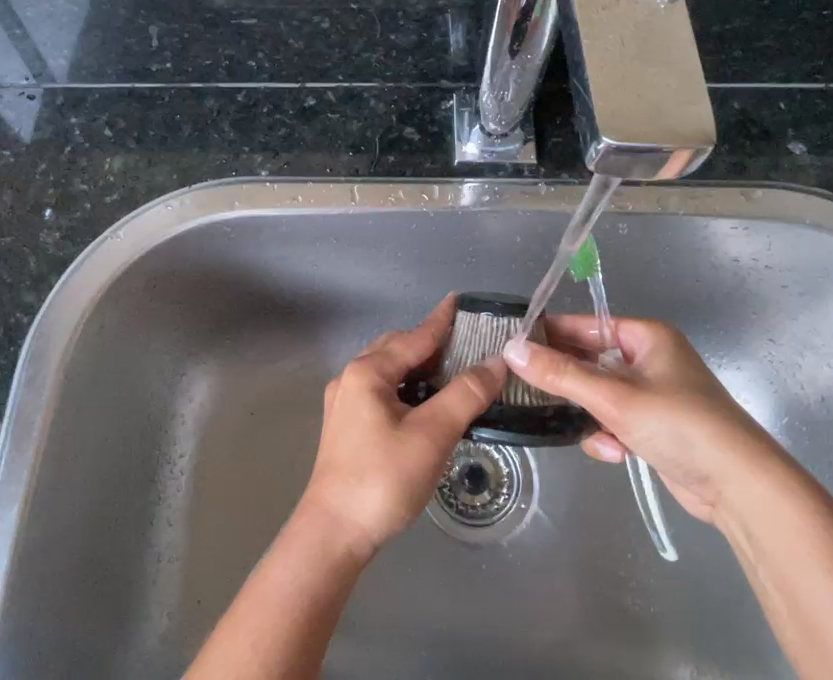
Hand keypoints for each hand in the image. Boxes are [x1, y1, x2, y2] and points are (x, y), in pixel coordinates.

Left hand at [297, 295, 506, 561]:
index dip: (442, 320)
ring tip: (454, 373)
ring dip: (420, 369)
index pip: (414, 336)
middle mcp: (351, 379)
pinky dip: (407, 390)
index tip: (461, 300)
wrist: (335, 532)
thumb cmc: (384, 478)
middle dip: (431, 344)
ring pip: (389, 373)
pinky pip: (382, 393)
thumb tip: (498, 362)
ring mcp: (345, 405)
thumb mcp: (432, 434)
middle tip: (468, 344)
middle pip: (398, 350)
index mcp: (368, 372)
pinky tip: (426, 406)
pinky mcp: (346, 429)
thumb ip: (466, 394)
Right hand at [502, 314, 787, 523]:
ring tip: (595, 433)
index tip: (513, 348)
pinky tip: (616, 453)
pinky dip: (609, 436)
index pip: (585, 325)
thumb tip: (512, 349)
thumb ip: (560, 374)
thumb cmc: (678, 424)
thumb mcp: (613, 397)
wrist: (737, 484)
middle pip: (590, 361)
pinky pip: (614, 421)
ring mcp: (654, 395)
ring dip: (591, 416)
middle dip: (570, 383)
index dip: (551, 334)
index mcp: (647, 337)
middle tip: (531, 392)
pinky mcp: (655, 428)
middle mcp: (650, 359)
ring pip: (598, 396)